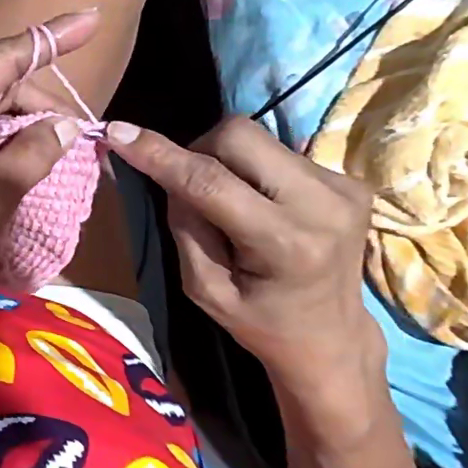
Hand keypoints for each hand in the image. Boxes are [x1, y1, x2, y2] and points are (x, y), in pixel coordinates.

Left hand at [0, 10, 97, 322]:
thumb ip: (35, 149)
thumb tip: (67, 125)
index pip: (0, 58)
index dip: (49, 39)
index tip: (92, 17)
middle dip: (39, 98)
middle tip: (76, 128)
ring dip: (25, 120)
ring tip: (60, 143)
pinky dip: (5, 136)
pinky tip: (31, 149)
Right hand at [104, 116, 388, 449]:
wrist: (331, 335)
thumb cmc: (258, 321)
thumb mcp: (203, 288)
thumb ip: (184, 227)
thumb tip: (167, 171)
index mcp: (285, 243)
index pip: (209, 182)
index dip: (159, 154)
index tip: (118, 132)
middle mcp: (323, 204)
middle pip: (239, 136)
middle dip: (198, 149)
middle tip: (186, 185)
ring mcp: (342, 186)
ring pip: (258, 137)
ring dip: (225, 160)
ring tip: (228, 202)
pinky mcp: (349, 178)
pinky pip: (277, 150)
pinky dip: (251, 169)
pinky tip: (258, 203)